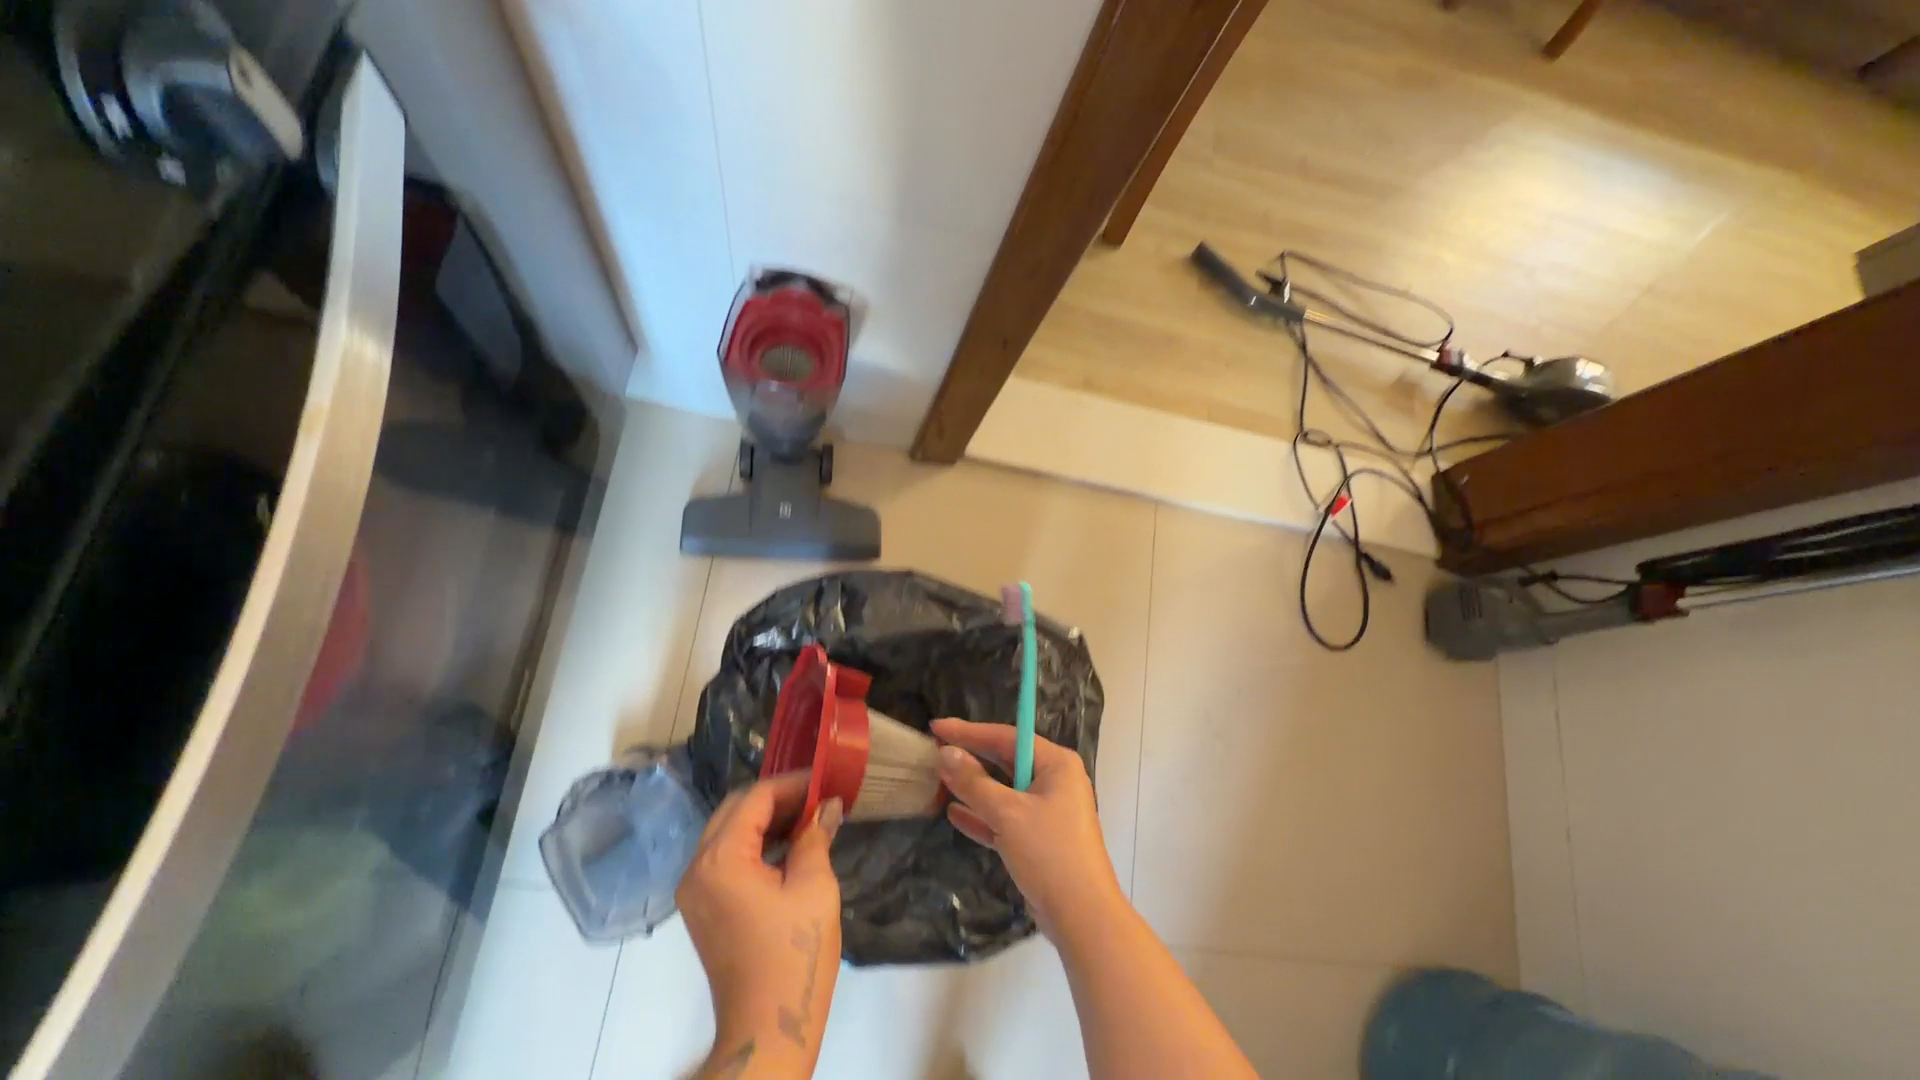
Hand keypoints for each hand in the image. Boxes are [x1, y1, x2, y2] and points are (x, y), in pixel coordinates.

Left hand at [677, 773, 843, 1075]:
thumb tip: (828, 806)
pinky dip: (754, 845)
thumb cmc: (794, 955)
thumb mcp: (814, 887)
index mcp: (720, 859)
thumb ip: (815, 837)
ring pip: (728, 833)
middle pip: (734, 811)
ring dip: (765, 821)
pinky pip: (725, 859)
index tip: (827, 782)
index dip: (792, 785)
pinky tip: (788, 848)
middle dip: (777, 799)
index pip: (754, 799)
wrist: (766, 1027)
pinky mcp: (703, 909)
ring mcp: (695, 891)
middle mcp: (696, 868)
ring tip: (810, 819)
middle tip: (819, 799)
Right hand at [932, 718, 1124, 938]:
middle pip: (1006, 761)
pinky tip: (953, 813)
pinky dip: (981, 815)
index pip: (1008, 737)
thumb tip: (945, 752)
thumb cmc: (1049, 853)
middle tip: (935, 749)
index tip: (937, 727)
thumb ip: (974, 782)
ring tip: (937, 779)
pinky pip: (1005, 819)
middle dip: (971, 757)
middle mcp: (1055, 782)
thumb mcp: (1007, 813)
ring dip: (972, 787)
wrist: (1081, 916)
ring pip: (1003, 791)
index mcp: (1056, 765)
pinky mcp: (1038, 839)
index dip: (970, 731)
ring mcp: (1047, 811)